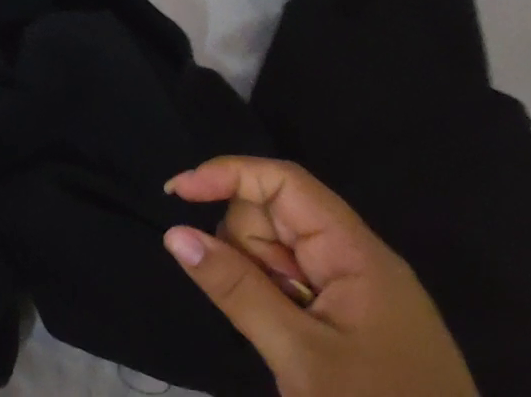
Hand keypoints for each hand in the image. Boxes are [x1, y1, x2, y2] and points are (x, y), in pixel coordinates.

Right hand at [162, 156, 477, 396]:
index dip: (228, 175)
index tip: (176, 195)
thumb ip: (236, 289)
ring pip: (276, 250)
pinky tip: (283, 336)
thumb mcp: (300, 354)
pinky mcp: (348, 318)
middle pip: (274, 214)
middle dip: (244, 244)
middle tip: (260, 305)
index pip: (284, 183)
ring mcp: (354, 290)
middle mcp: (356, 260)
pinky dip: (271, 298)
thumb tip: (174, 233)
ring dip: (256, 277)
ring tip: (279, 333)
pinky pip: (290, 283)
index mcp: (356, 254)